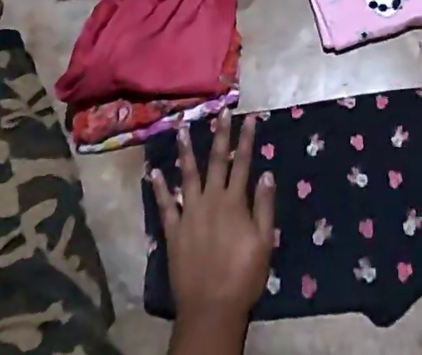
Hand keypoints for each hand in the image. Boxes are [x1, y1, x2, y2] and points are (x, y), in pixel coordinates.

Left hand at [152, 112, 275, 327]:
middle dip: (220, 135)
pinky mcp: (173, 231)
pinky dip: (159, 188)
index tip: (249, 117)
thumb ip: (264, 206)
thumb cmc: (244, 275)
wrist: (211, 308)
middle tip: (221, 112)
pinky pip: (165, 205)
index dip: (246, 139)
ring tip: (182, 129)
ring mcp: (189, 214)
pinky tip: (154, 172)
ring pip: (187, 175)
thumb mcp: (264, 241)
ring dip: (185, 151)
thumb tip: (267, 172)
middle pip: (216, 161)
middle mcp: (211, 200)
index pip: (243, 163)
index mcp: (235, 202)